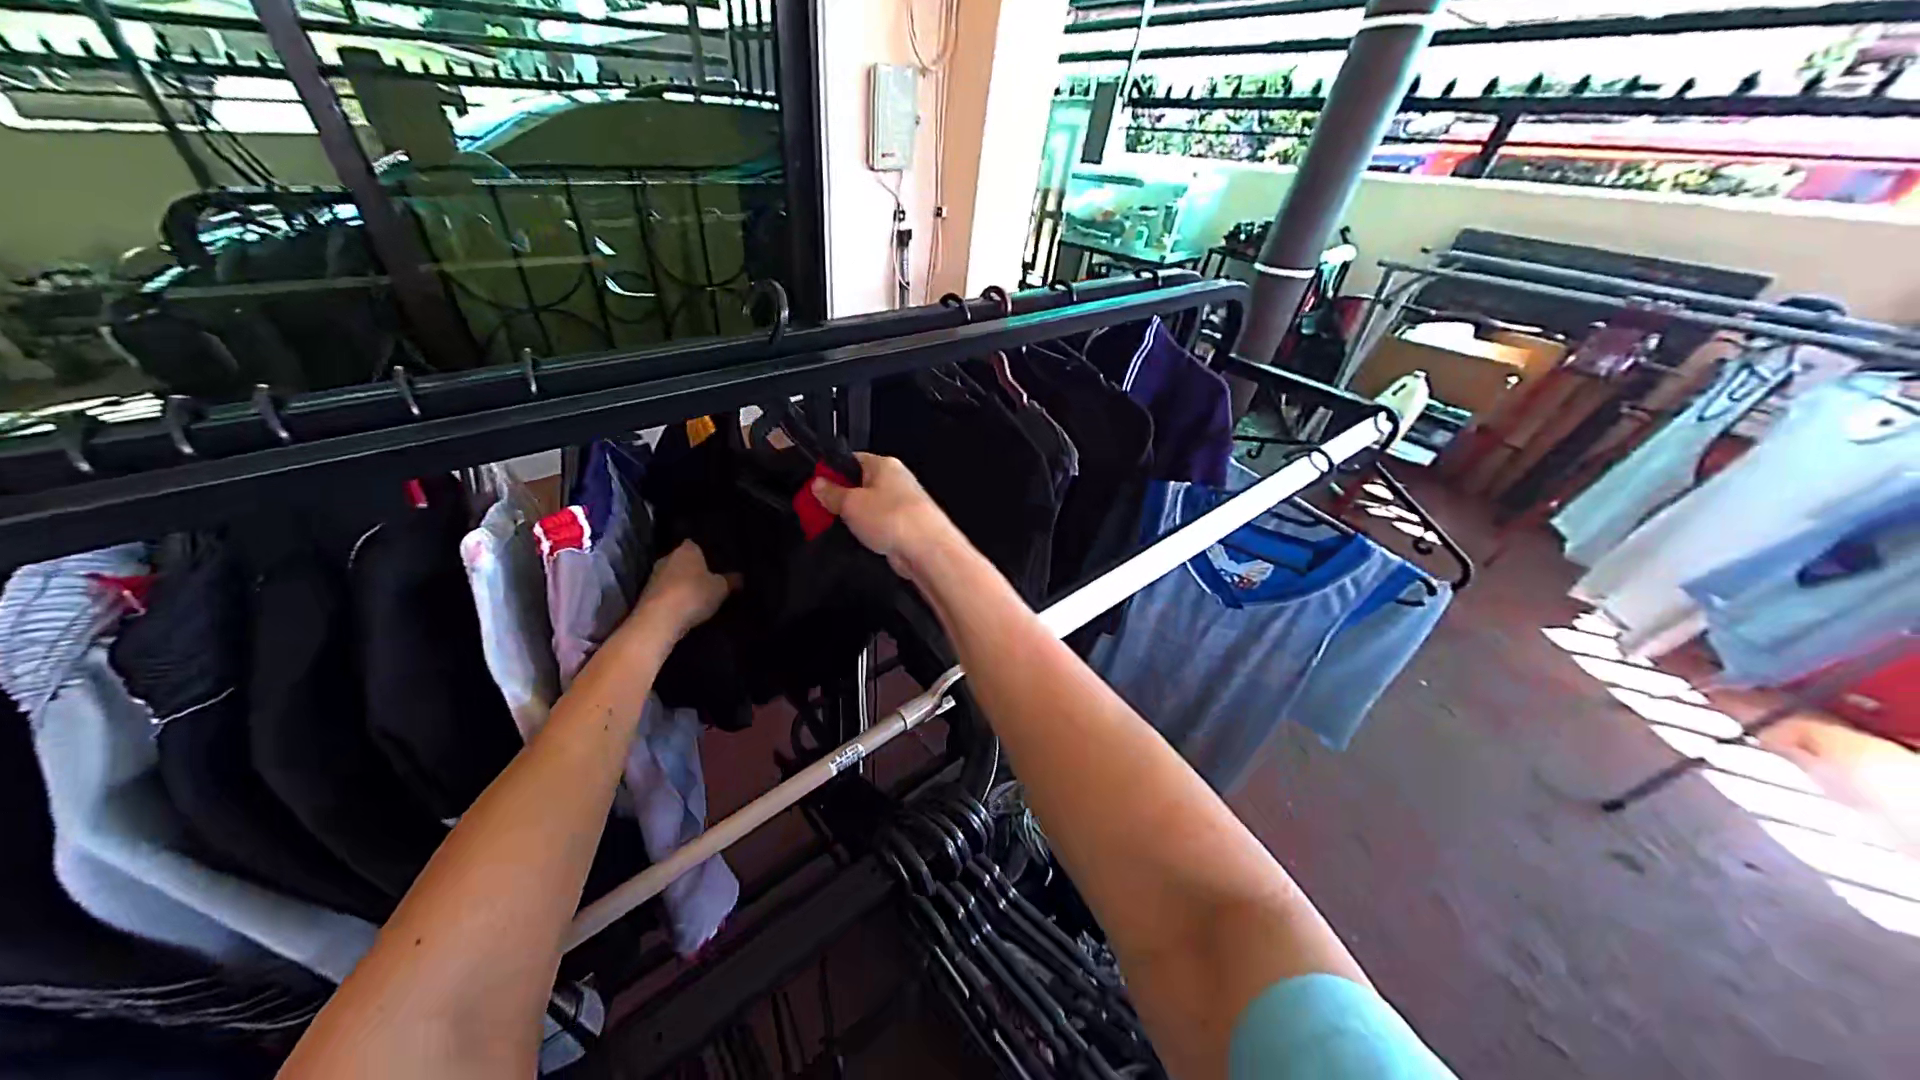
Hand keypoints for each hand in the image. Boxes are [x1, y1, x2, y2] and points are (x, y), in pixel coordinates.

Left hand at [633, 540, 734, 639]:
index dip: (704, 554)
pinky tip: (682, 608)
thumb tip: (740, 577)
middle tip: (707, 582)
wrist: (659, 618)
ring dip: (680, 585)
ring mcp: (653, 576)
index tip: (714, 565)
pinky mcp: (645, 594)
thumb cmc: (694, 594)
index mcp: (687, 550)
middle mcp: (667, 557)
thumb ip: (730, 581)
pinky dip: (672, 597)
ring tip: (695, 597)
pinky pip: (664, 592)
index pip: (695, 545)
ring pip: (672, 576)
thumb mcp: (721, 588)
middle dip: (692, 570)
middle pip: (682, 561)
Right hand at [810, 453, 962, 580]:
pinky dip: (868, 534)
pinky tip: (862, 542)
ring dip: (853, 519)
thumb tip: (820, 485)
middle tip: (823, 512)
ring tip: (842, 529)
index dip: (831, 472)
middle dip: (840, 499)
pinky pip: (879, 527)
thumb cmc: (896, 519)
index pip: (852, 460)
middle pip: (859, 485)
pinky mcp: (904, 528)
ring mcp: (902, 505)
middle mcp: (896, 482)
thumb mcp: (850, 503)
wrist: (927, 550)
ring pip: (869, 509)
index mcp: (884, 465)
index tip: (816, 487)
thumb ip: (832, 493)